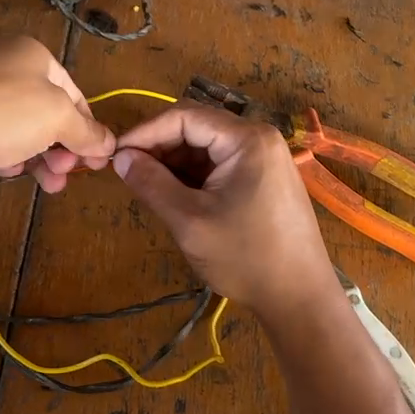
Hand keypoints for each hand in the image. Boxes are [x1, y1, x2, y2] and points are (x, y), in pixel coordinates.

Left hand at [0, 36, 116, 193]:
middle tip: (67, 176)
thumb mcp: (54, 116)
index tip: (98, 163)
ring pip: (23, 131)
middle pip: (50, 114)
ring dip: (41, 159)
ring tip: (49, 186)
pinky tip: (11, 173)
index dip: (90, 129)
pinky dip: (9, 157)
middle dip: (64, 148)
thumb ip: (85, 130)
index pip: (76, 94)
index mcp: (34, 57)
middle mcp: (7, 70)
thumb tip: (110, 143)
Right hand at [112, 103, 338, 317]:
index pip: (184, 116)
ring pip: (206, 147)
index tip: (115, 155)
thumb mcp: (189, 221)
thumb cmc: (245, 258)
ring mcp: (264, 158)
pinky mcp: (264, 178)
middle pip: (196, 127)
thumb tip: (119, 157)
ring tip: (148, 189)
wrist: (299, 297)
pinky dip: (193, 176)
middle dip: (159, 147)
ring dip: (174, 164)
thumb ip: (151, 184)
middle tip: (127, 173)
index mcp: (246, 139)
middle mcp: (258, 138)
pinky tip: (175, 197)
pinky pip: (220, 164)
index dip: (145, 132)